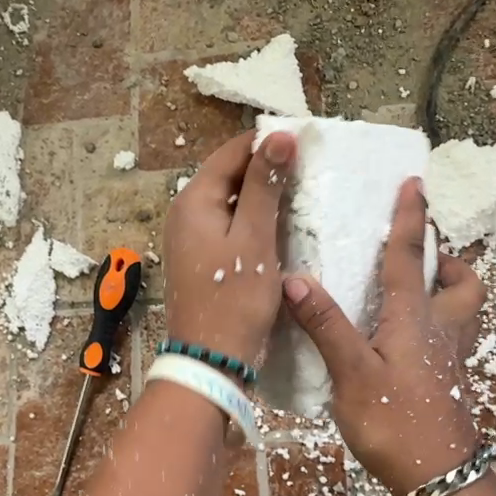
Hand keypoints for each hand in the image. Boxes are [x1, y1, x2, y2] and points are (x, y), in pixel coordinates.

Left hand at [163, 130, 295, 365]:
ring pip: (231, 200)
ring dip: (262, 194)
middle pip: (229, 174)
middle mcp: (185, 212)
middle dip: (266, 166)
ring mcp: (191, 236)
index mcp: (193, 200)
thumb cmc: (234, 298)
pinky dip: (253, 219)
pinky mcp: (201, 257)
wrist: (210, 359)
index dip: (267, 141)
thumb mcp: (255, 238)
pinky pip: (229, 224)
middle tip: (310, 166)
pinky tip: (280, 224)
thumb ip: (264, 185)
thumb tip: (278, 135)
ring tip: (302, 191)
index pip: (231, 152)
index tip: (307, 140)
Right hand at [281, 178, 485, 495]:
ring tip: (411, 291)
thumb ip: (326, 325)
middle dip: (445, 259)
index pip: (411, 256)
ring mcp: (449, 358)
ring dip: (447, 289)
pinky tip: (403, 340)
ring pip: (463, 309)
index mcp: (416, 319)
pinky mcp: (448, 381)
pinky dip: (435, 323)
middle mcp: (441, 330)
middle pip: (462, 281)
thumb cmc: (396, 423)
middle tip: (418, 256)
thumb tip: (296, 279)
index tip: (413, 183)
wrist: (439, 480)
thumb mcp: (352, 374)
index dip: (411, 218)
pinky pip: (450, 336)